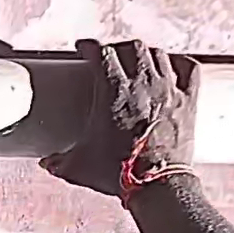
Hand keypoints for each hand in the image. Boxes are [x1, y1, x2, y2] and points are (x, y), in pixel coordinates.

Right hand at [42, 39, 199, 198]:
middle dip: (118, 48)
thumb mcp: (79, 167)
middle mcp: (142, 83)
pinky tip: (170, 66)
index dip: (89, 47)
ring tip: (137, 63)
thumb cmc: (117, 173)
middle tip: (110, 58)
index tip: (83, 49)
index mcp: (113, 92)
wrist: (157, 185)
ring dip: (145, 54)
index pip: (101, 52)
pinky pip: (188, 67)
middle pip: (131, 47)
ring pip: (157, 53)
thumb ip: (59, 162)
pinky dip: (179, 61)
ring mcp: (168, 89)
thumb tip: (45, 164)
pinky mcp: (188, 100)